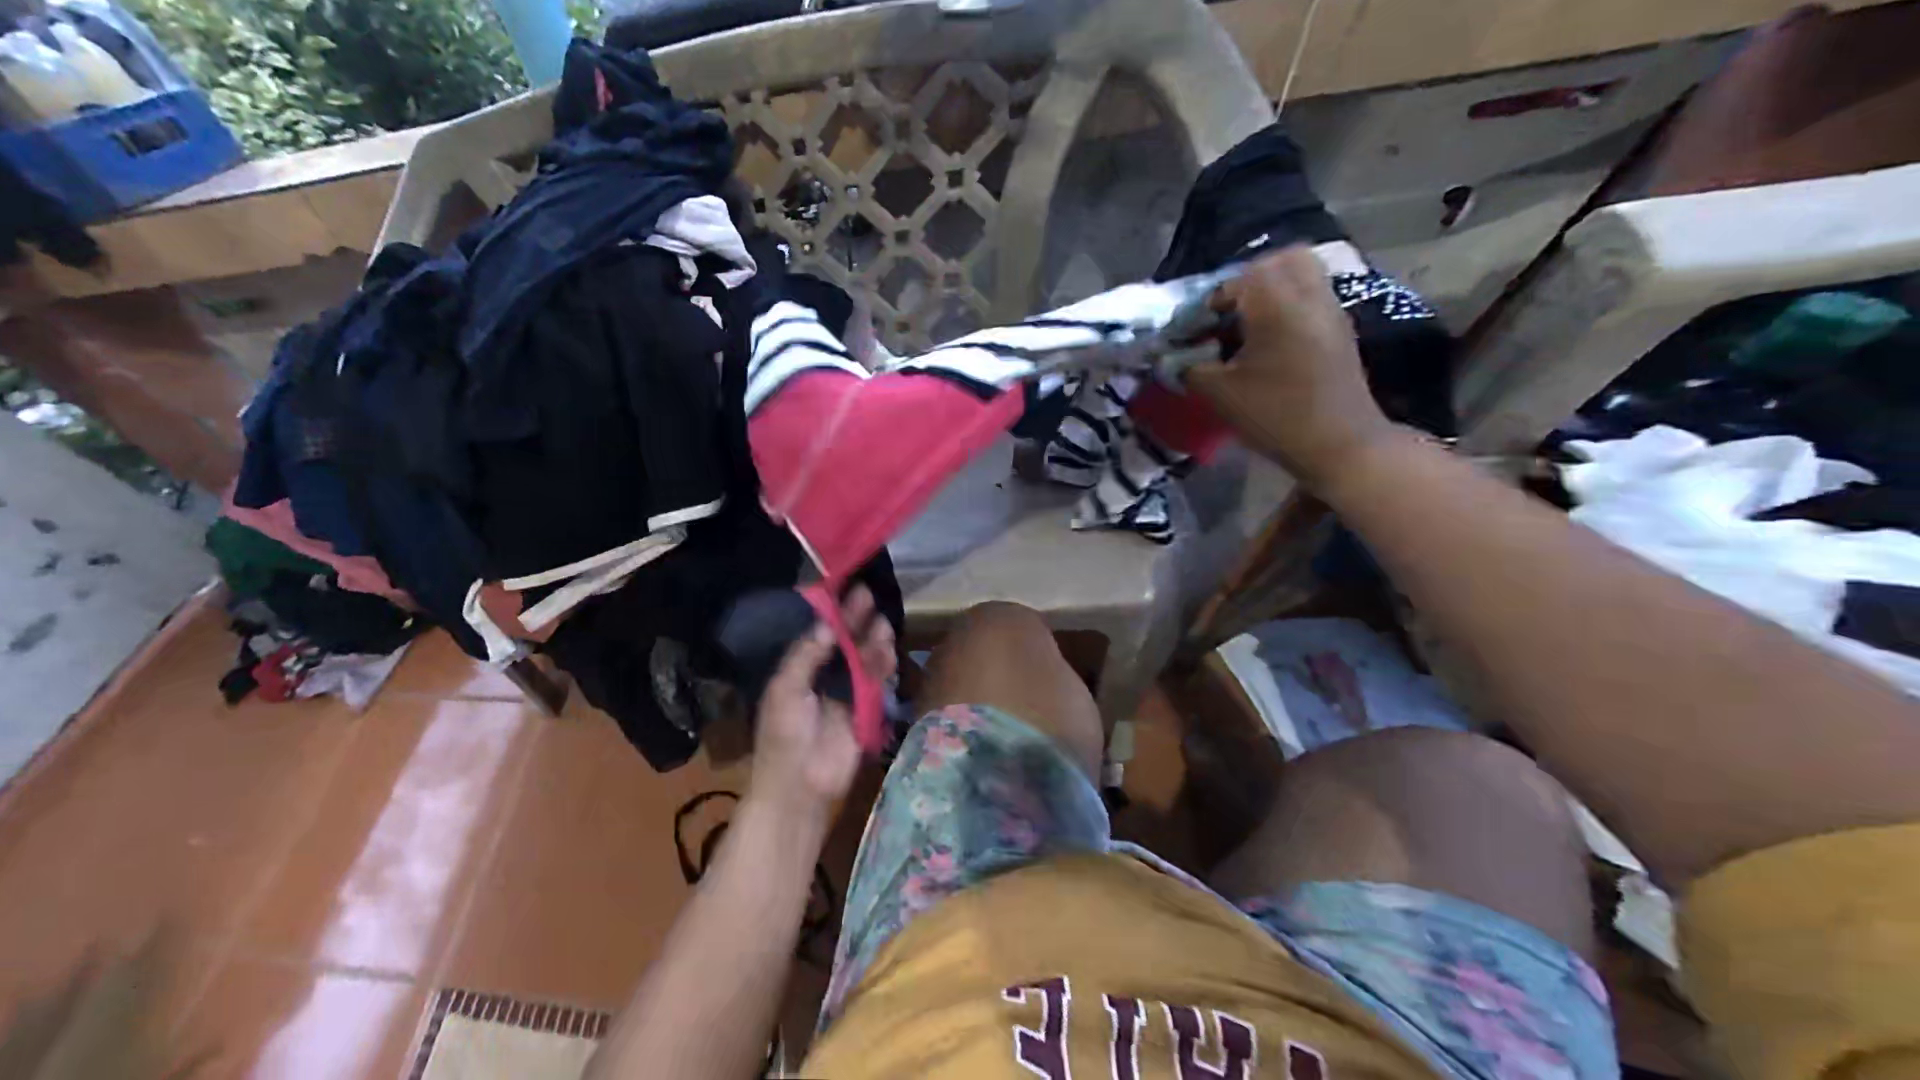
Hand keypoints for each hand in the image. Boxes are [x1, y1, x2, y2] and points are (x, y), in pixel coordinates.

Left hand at [747, 586, 896, 821]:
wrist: (799, 786)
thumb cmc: (783, 736)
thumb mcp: (786, 689)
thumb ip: (806, 655)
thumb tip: (828, 624)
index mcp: (798, 671)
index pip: (818, 634)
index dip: (831, 613)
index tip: (844, 589)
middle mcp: (823, 677)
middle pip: (844, 642)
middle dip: (856, 620)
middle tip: (868, 595)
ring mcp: (846, 693)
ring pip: (863, 658)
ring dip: (872, 639)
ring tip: (881, 621)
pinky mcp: (865, 709)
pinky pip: (877, 681)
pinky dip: (883, 664)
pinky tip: (887, 647)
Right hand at [1184, 246, 1402, 489]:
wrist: (1340, 444)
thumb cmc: (1275, 415)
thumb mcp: (1219, 394)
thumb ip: (1188, 367)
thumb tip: (1171, 357)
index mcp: (1276, 303)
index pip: (1237, 279)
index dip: (1210, 300)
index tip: (1197, 327)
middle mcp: (1308, 295)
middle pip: (1280, 260)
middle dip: (1247, 281)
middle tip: (1227, 313)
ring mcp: (1330, 309)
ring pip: (1301, 274)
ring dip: (1271, 291)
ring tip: (1246, 327)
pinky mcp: (1340, 329)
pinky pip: (1312, 296)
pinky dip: (1288, 306)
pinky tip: (1269, 343)